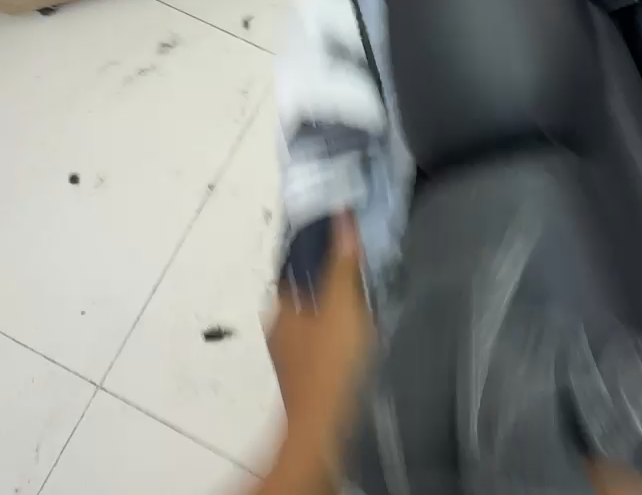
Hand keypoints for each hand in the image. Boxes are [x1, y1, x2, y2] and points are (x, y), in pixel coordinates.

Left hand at [266, 215, 372, 483]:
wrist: (324, 426)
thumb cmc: (330, 361)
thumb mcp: (342, 301)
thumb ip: (343, 260)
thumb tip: (340, 216)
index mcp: (282, 304)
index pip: (293, 261)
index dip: (312, 243)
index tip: (336, 228)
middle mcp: (280, 325)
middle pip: (303, 286)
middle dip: (325, 271)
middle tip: (356, 257)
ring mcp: (291, 352)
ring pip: (311, 311)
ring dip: (331, 299)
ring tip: (361, 288)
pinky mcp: (307, 371)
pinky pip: (320, 334)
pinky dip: (335, 323)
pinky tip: (356, 326)